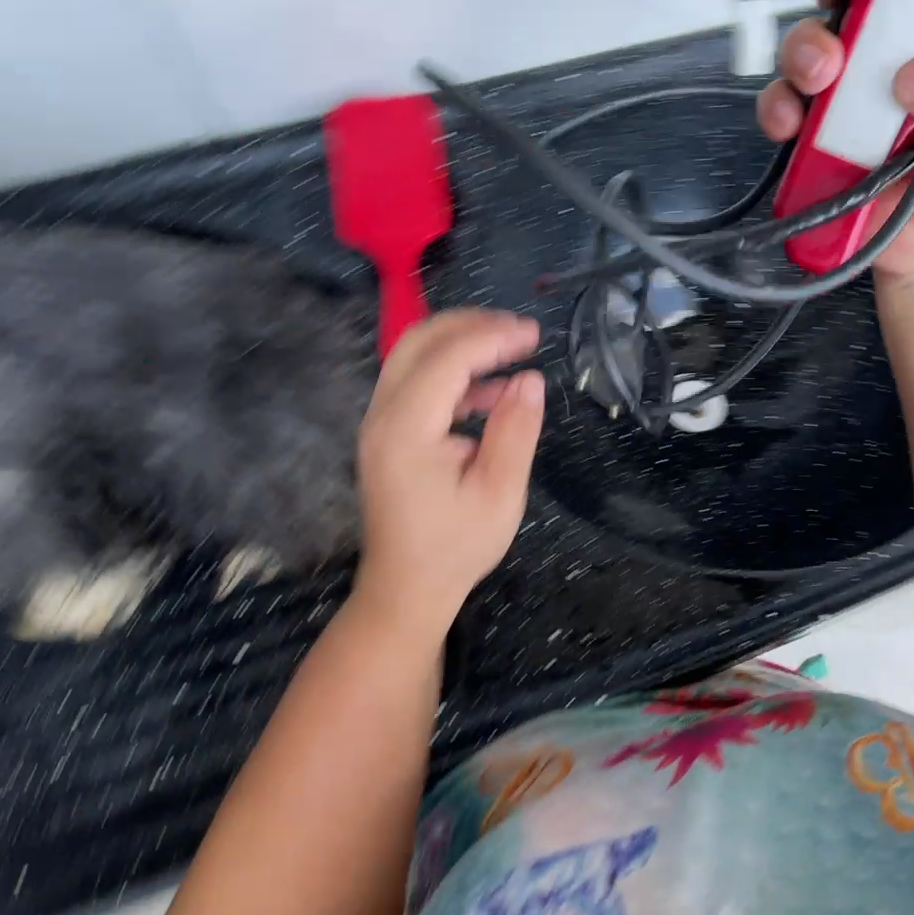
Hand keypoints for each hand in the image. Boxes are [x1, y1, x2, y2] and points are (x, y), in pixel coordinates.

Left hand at [354, 310, 544, 621]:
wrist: (406, 588)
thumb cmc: (455, 547)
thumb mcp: (499, 494)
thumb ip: (515, 431)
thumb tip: (531, 379)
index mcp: (407, 429)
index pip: (448, 358)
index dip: (492, 337)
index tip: (534, 335)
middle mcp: (382, 415)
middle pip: (419, 341)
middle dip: (472, 326)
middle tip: (520, 332)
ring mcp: (379, 423)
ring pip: (414, 357)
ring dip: (461, 346)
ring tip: (511, 352)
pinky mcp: (386, 434)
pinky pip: (415, 384)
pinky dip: (452, 375)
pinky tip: (491, 392)